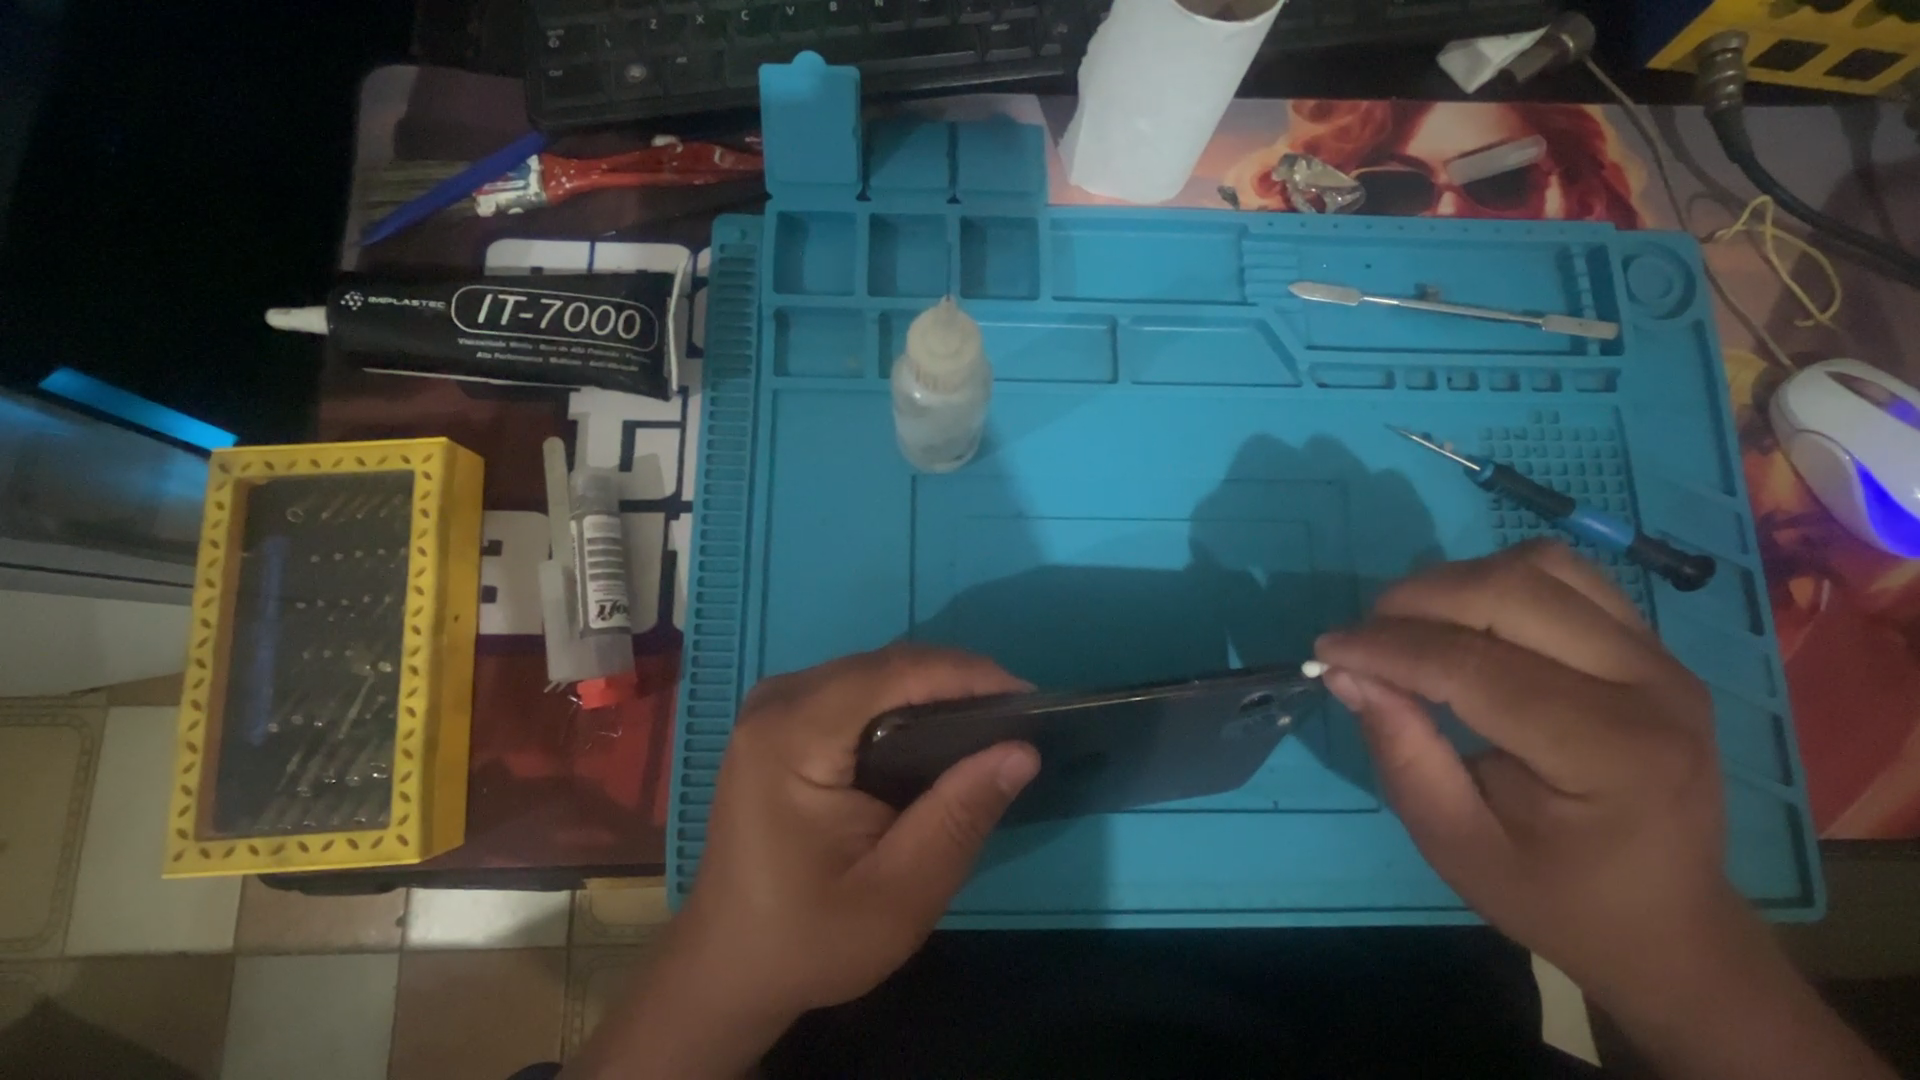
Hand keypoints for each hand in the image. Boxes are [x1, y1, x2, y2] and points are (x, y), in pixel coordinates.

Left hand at [674, 644, 1039, 1016]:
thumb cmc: (809, 938)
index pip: (894, 673)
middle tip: (1017, 718)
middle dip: (956, 681)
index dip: (967, 674)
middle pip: (883, 666)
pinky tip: (938, 733)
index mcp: (791, 736)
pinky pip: (855, 690)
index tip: (1030, 699)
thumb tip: (1023, 750)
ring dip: (933, 689)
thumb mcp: (900, 893)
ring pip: (873, 672)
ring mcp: (772, 707)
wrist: (729, 965)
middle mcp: (776, 703)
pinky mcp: (779, 720)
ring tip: (990, 723)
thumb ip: (959, 816)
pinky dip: (903, 702)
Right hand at [1312, 540, 1737, 1006]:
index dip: (1386, 648)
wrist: (1667, 922)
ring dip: (1456, 581)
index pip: (1474, 665)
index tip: (1325, 651)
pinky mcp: (1652, 645)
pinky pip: (1565, 576)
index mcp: (1609, 753)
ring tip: (1408, 625)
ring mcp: (1660, 657)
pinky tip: (1463, 621)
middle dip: (1415, 601)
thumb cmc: (1555, 895)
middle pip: (1510, 592)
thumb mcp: (1455, 841)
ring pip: (1540, 567)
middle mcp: (1650, 686)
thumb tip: (1346, 672)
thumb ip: (1401, 750)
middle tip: (1362, 637)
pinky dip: (1497, 581)